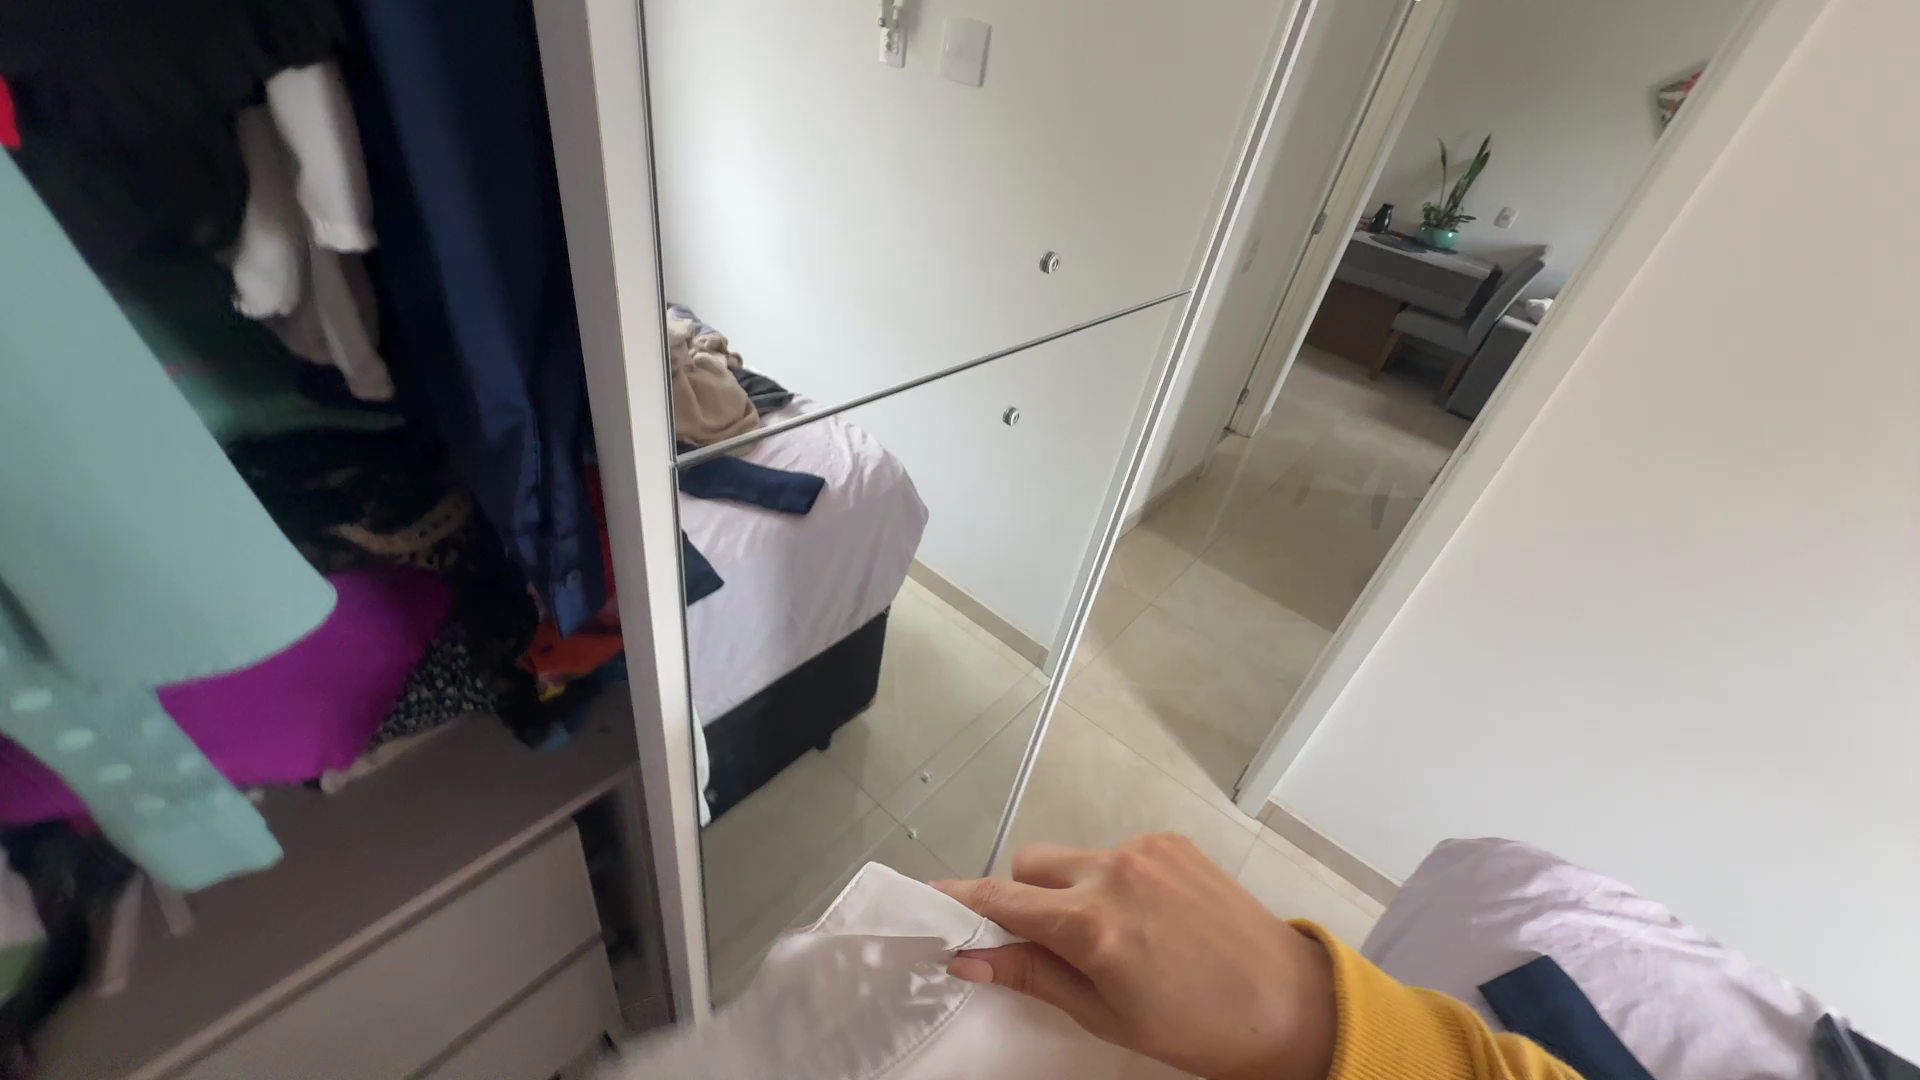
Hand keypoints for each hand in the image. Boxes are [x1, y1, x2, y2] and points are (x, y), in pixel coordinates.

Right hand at [934, 834, 1336, 1079]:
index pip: (1003, 900)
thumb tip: (970, 959)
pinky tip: (1149, 913)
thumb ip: (1034, 975)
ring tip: (1112, 931)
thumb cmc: (1196, 1027)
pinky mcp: (1169, 838)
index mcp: (1092, 922)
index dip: (962, 900)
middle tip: (1048, 938)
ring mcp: (1142, 847)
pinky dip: (1113, 877)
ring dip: (1070, 885)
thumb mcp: (1107, 1014)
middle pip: (1030, 863)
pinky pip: (1116, 851)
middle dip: (1023, 895)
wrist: (1289, 1000)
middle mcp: (1111, 869)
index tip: (932, 899)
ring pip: (1073, 856)